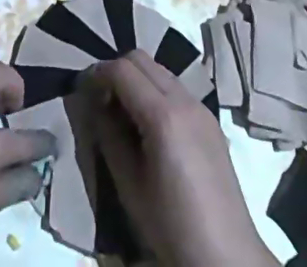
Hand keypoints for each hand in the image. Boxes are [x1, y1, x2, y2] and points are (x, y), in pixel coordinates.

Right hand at [90, 51, 278, 266]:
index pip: (122, 69)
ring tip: (122, 113)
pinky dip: (155, 91)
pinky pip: (175, 88)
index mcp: (163, 115)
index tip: (81, 91)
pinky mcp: (210, 119)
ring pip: (160, 70)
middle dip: (116, 71)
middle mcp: (185, 100)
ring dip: (136, 79)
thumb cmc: (170, 224)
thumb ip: (108, 134)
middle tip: (100, 100)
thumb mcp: (128, 183)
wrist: (225, 254)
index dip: (97, 74)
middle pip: (142, 59)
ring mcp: (201, 107)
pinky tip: (147, 124)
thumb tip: (94, 103)